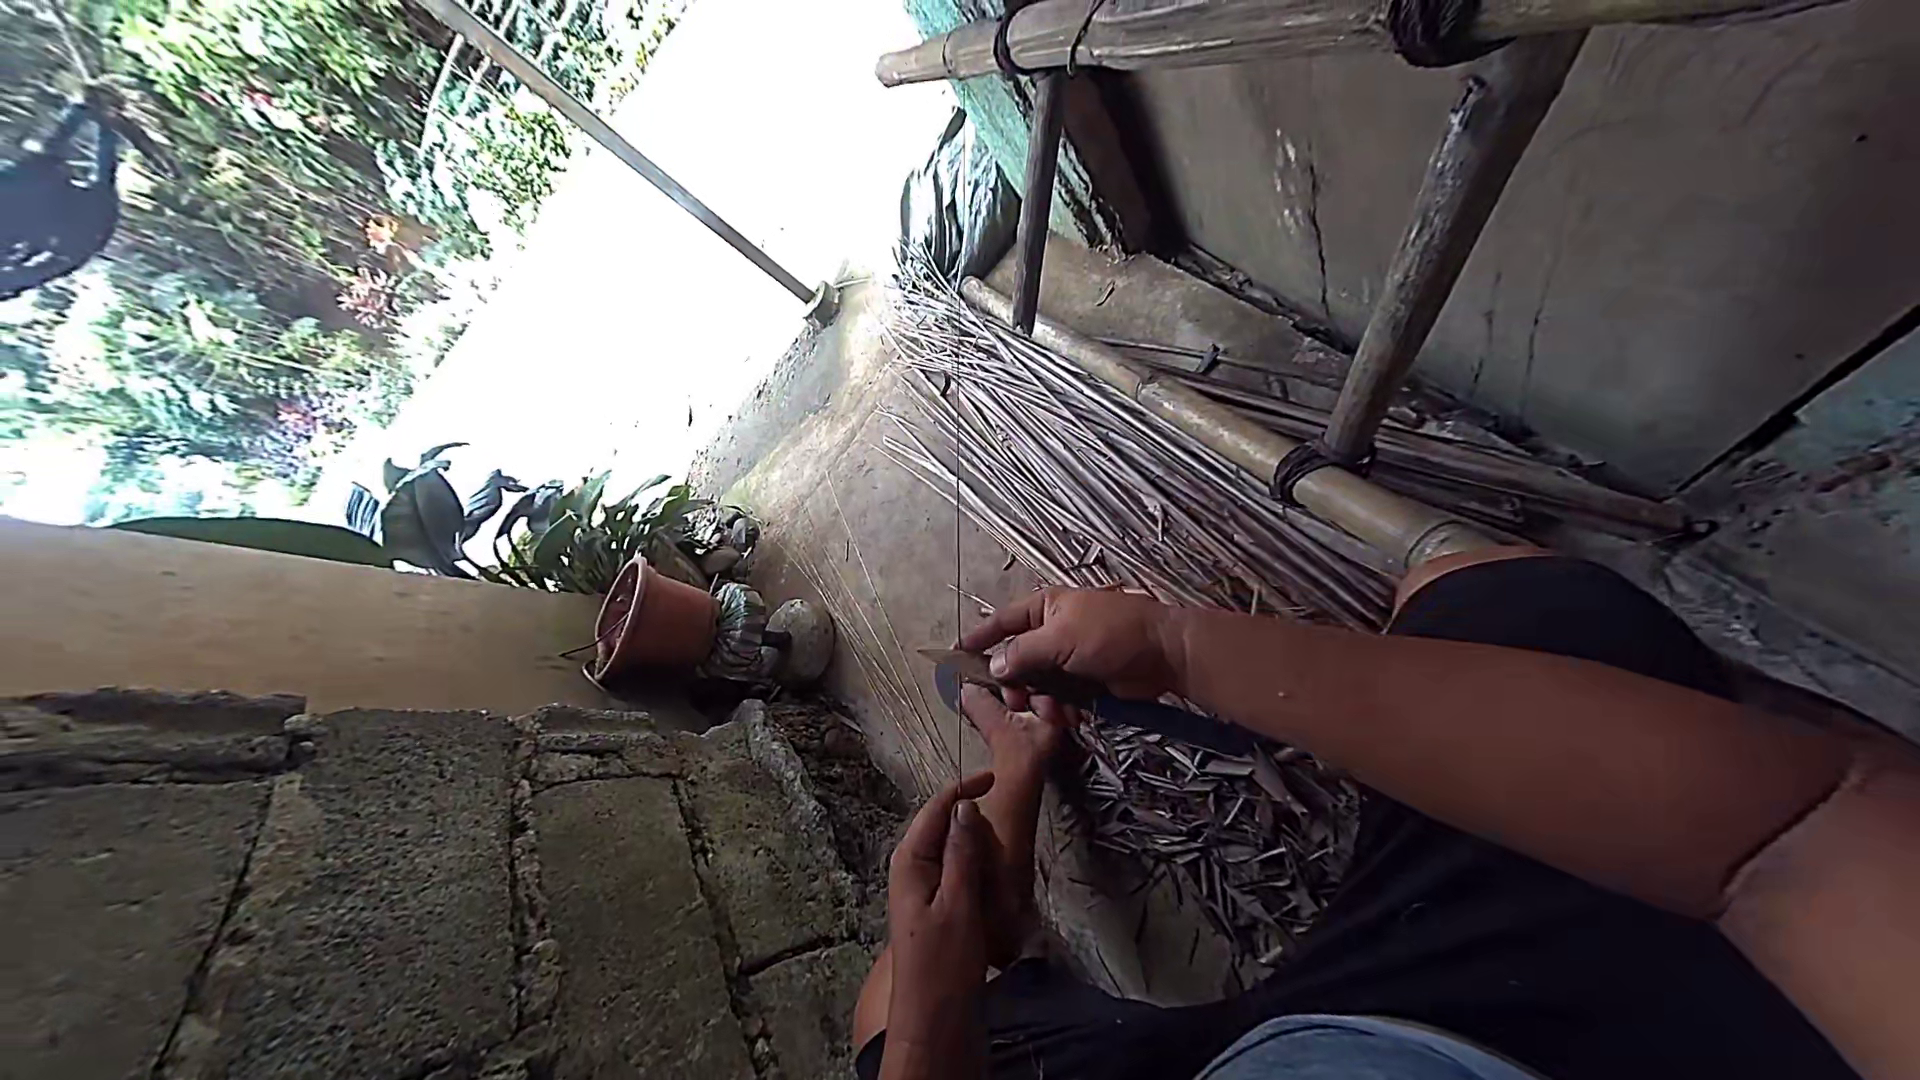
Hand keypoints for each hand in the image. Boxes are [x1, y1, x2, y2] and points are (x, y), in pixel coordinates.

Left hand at [882, 771, 995, 1079]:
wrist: (936, 1027)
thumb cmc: (944, 965)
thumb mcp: (958, 903)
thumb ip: (962, 852)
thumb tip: (965, 805)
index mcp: (910, 860)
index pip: (935, 808)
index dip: (963, 788)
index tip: (994, 777)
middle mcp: (913, 867)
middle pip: (944, 825)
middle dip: (973, 821)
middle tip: (1003, 834)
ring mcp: (925, 888)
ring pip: (954, 849)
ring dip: (977, 847)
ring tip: (1002, 859)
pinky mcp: (938, 907)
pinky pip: (959, 872)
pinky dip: (977, 869)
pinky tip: (994, 882)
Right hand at [960, 587, 1185, 700]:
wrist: (1163, 652)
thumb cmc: (1111, 633)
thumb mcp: (1061, 638)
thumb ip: (1023, 652)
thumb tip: (993, 666)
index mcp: (1044, 609)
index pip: (1002, 622)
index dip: (980, 638)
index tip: (957, 655)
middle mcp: (1053, 632)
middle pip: (1018, 660)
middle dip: (1016, 684)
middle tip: (1017, 702)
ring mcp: (1069, 657)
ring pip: (1038, 684)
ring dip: (1042, 701)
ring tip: (1055, 711)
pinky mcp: (1085, 681)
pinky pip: (1061, 697)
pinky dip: (1063, 708)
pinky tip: (1074, 715)